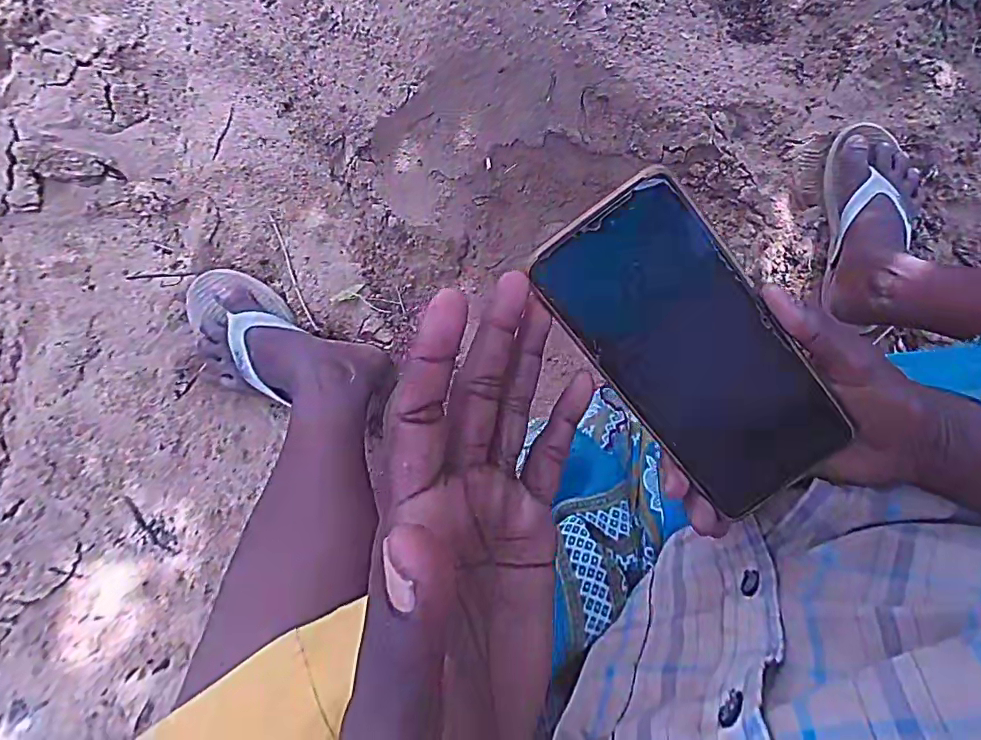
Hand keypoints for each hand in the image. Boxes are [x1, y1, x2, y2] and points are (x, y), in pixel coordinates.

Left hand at [341, 271, 594, 738]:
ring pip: (508, 419)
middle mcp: (451, 498)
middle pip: (471, 401)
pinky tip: (581, 388)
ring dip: (524, 365)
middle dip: (490, 341)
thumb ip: (406, 617)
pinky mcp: (531, 534)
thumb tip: (411, 540)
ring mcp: (492, 511)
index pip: (417, 415)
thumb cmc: (410, 724)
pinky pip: (546, 463)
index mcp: (412, 515)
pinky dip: (563, 423)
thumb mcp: (400, 687)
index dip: (432, 355)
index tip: (451, 301)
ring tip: (542, 311)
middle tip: (514, 284)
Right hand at [664, 284, 952, 535]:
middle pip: (690, 421)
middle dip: (675, 455)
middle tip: (677, 486)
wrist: (913, 445)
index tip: (656, 420)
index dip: (667, 395)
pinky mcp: (768, 465)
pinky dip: (721, 504)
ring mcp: (751, 432)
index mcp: (750, 362)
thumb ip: (816, 330)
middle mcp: (740, 395)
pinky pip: (734, 482)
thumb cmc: (881, 388)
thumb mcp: (851, 355)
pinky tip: (717, 524)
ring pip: (706, 456)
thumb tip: (771, 292)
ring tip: (701, 519)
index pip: (695, 374)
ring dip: (695, 486)